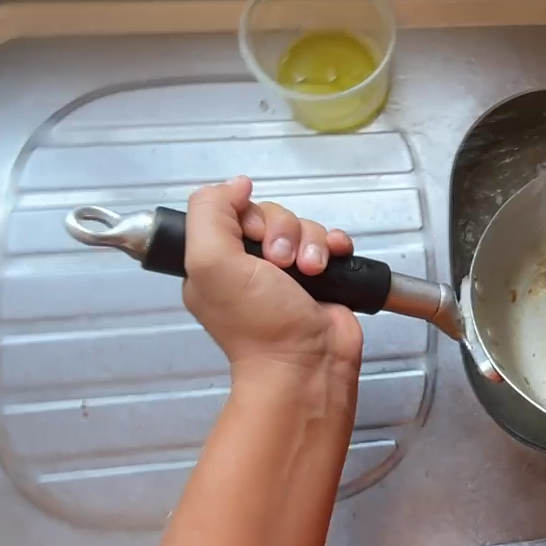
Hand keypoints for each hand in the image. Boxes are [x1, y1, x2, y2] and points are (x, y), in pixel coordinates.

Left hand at [182, 177, 364, 378]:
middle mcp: (252, 265)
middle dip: (284, 232)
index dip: (249, 215)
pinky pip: (330, 241)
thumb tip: (237, 183)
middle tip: (284, 264)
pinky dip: (335, 245)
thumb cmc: (257, 321)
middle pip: (272, 216)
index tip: (255, 240)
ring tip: (312, 271)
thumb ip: (210, 212)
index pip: (234, 211)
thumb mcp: (210, 262)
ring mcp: (290, 272)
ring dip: (311, 243)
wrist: (308, 362)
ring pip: (304, 227)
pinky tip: (335, 258)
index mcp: (217, 262)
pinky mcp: (325, 278)